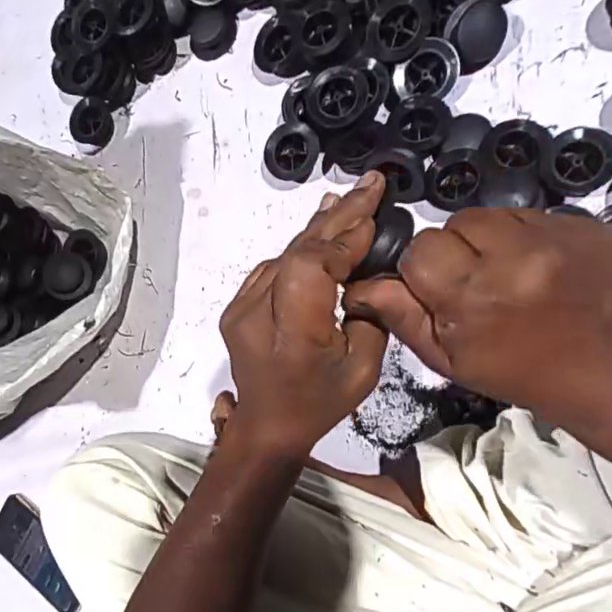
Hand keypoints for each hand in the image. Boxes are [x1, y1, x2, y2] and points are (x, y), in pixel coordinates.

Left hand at [219, 173, 390, 456]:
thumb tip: (369, 275)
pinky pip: (273, 268)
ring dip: (319, 228)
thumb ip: (370, 317)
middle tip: (369, 186)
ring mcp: (242, 309)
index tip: (373, 212)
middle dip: (338, 218)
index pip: (313, 267)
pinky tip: (319, 228)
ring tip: (350, 200)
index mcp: (293, 335)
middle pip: (298, 251)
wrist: (267, 425)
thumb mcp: (362, 370)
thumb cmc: (318, 403)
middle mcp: (258, 315)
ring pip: (285, 255)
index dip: (345, 238)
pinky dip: (300, 248)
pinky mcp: (237, 307)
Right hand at [343, 208, 611, 421]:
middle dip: (459, 249)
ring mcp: (558, 237)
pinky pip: (540, 216)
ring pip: (498, 213)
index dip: (425, 269)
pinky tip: (544, 271)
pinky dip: (533, 239)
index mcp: (473, 294)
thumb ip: (403, 316)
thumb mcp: (448, 359)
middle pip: (458, 222)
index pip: (421, 248)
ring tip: (513, 276)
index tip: (443, 291)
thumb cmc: (514, 373)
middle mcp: (515, 256)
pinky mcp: (589, 227)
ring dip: (495, 239)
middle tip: (479, 284)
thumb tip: (364, 286)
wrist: (600, 373)